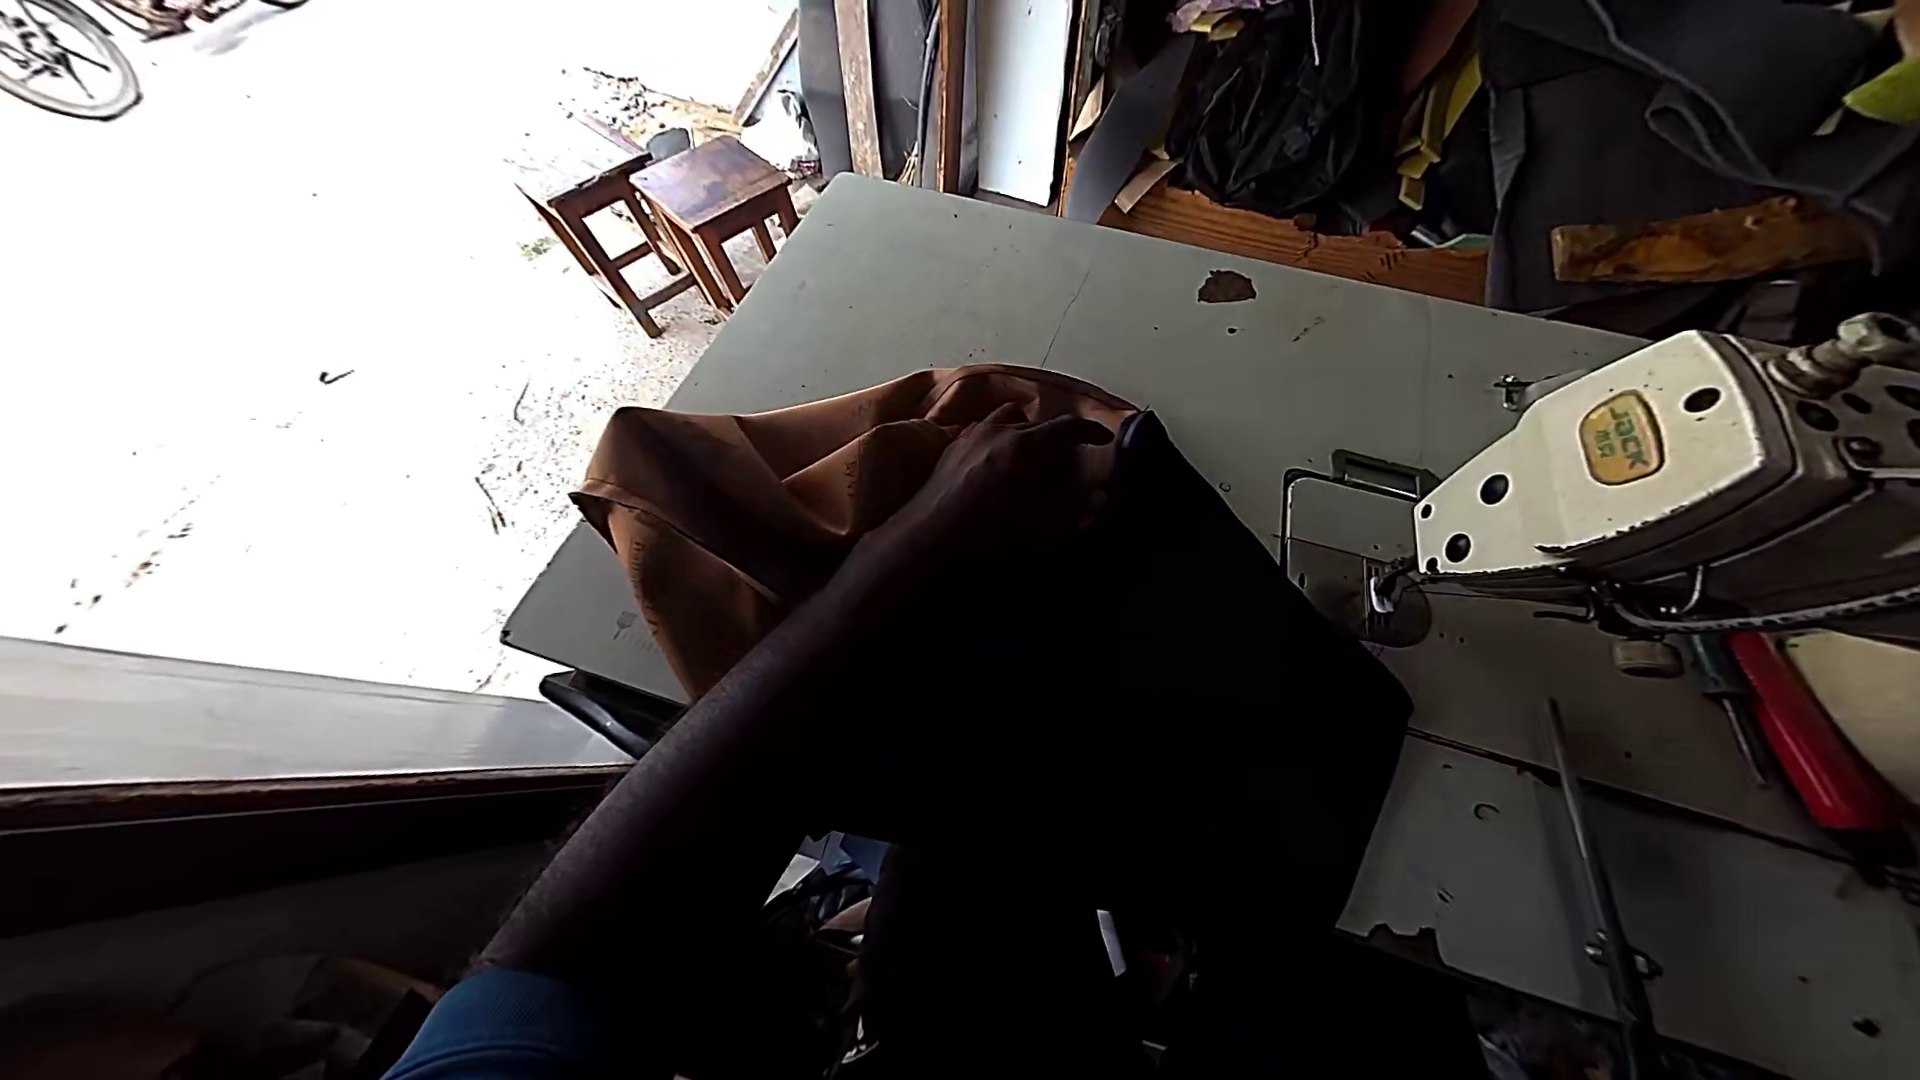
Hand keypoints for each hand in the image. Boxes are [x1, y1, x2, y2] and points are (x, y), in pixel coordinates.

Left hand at [871, 401, 1114, 563]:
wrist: (930, 538)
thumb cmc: (988, 536)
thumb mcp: (1041, 530)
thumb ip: (1074, 511)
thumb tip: (1097, 496)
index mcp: (1024, 447)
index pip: (1067, 428)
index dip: (1090, 432)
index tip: (1101, 440)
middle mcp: (998, 431)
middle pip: (1038, 422)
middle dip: (1057, 436)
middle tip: (1066, 456)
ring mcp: (971, 435)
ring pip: (1008, 417)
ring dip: (1026, 429)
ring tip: (1031, 451)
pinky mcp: (952, 445)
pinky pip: (984, 428)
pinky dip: (1000, 436)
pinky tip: (998, 458)